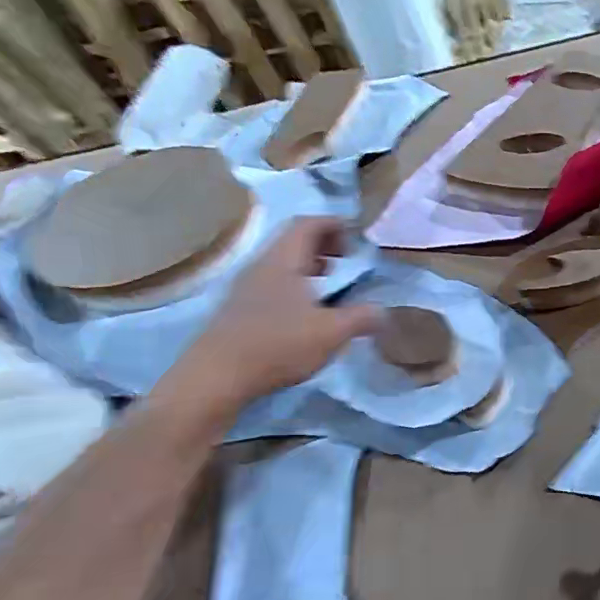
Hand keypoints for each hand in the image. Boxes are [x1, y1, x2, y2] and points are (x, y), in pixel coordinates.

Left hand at [161, 217, 381, 414]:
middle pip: (294, 241)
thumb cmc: (278, 344)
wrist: (216, 376)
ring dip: (311, 267)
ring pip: (284, 264)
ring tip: (334, 286)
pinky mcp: (241, 309)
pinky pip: (275, 284)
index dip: (334, 224)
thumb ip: (362, 317)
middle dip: (325, 245)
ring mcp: (247, 288)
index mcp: (283, 262)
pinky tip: (310, 312)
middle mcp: (262, 267)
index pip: (307, 225)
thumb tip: (383, 311)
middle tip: (350, 261)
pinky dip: (298, 286)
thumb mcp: (332, 332)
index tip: (358, 235)